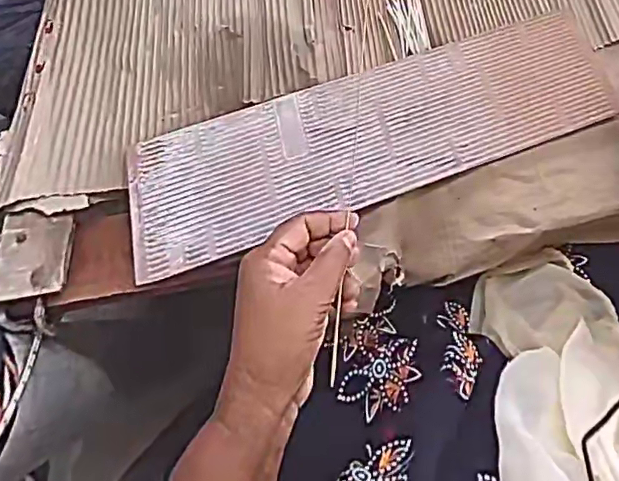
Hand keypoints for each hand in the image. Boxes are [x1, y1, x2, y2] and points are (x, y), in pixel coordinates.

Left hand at [220, 211, 360, 422]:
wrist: (265, 398)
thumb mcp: (312, 295)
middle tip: (354, 256)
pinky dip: (333, 294)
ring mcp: (279, 294)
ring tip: (350, 288)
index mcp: (265, 261)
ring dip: (337, 276)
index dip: (329, 221)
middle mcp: (269, 274)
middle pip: (310, 245)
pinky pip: (316, 291)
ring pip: (316, 269)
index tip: (351, 222)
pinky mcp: (289, 312)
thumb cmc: (273, 352)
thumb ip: (333, 259)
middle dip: (335, 252)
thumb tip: (346, 237)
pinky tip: (345, 305)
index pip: (301, 225)